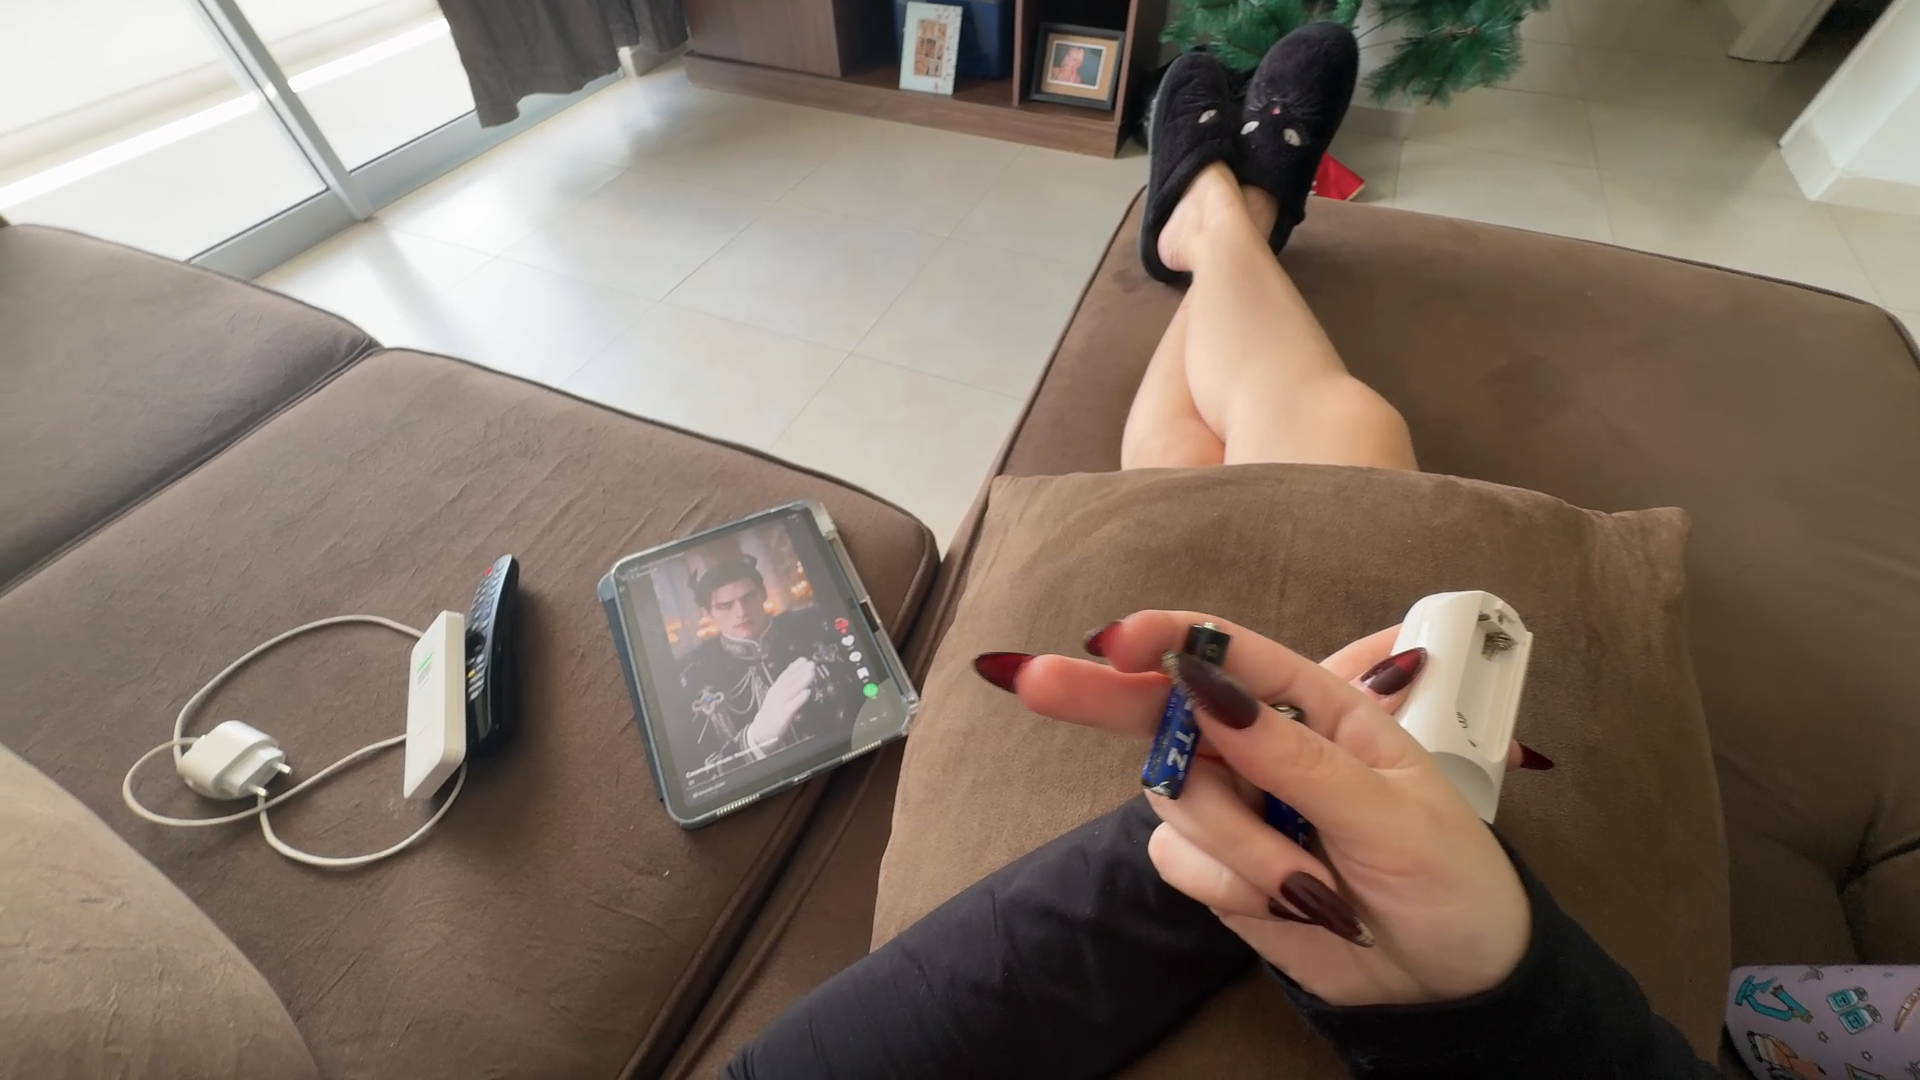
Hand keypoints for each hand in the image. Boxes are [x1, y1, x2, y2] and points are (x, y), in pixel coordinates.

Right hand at [747, 658, 816, 748]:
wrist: (760, 732)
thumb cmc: (772, 713)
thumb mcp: (776, 697)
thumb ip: (786, 687)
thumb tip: (798, 674)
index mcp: (775, 689)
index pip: (785, 675)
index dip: (794, 666)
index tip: (804, 659)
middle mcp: (776, 694)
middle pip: (789, 680)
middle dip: (800, 671)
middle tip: (812, 663)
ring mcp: (779, 704)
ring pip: (791, 690)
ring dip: (802, 681)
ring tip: (811, 673)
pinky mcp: (783, 715)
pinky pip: (793, 705)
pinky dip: (800, 698)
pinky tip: (808, 692)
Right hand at [988, 614, 1534, 1007]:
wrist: (1445, 983)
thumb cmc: (1447, 880)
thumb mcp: (1390, 815)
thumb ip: (1294, 756)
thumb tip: (1205, 688)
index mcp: (1305, 705)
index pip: (1222, 652)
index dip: (1163, 638)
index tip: (1112, 642)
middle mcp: (1250, 739)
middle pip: (1157, 706)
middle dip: (1098, 695)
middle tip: (1031, 681)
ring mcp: (1225, 797)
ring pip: (1171, 796)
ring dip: (1231, 843)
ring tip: (1303, 882)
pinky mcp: (1208, 856)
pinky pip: (1176, 856)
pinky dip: (1224, 882)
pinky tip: (1281, 900)